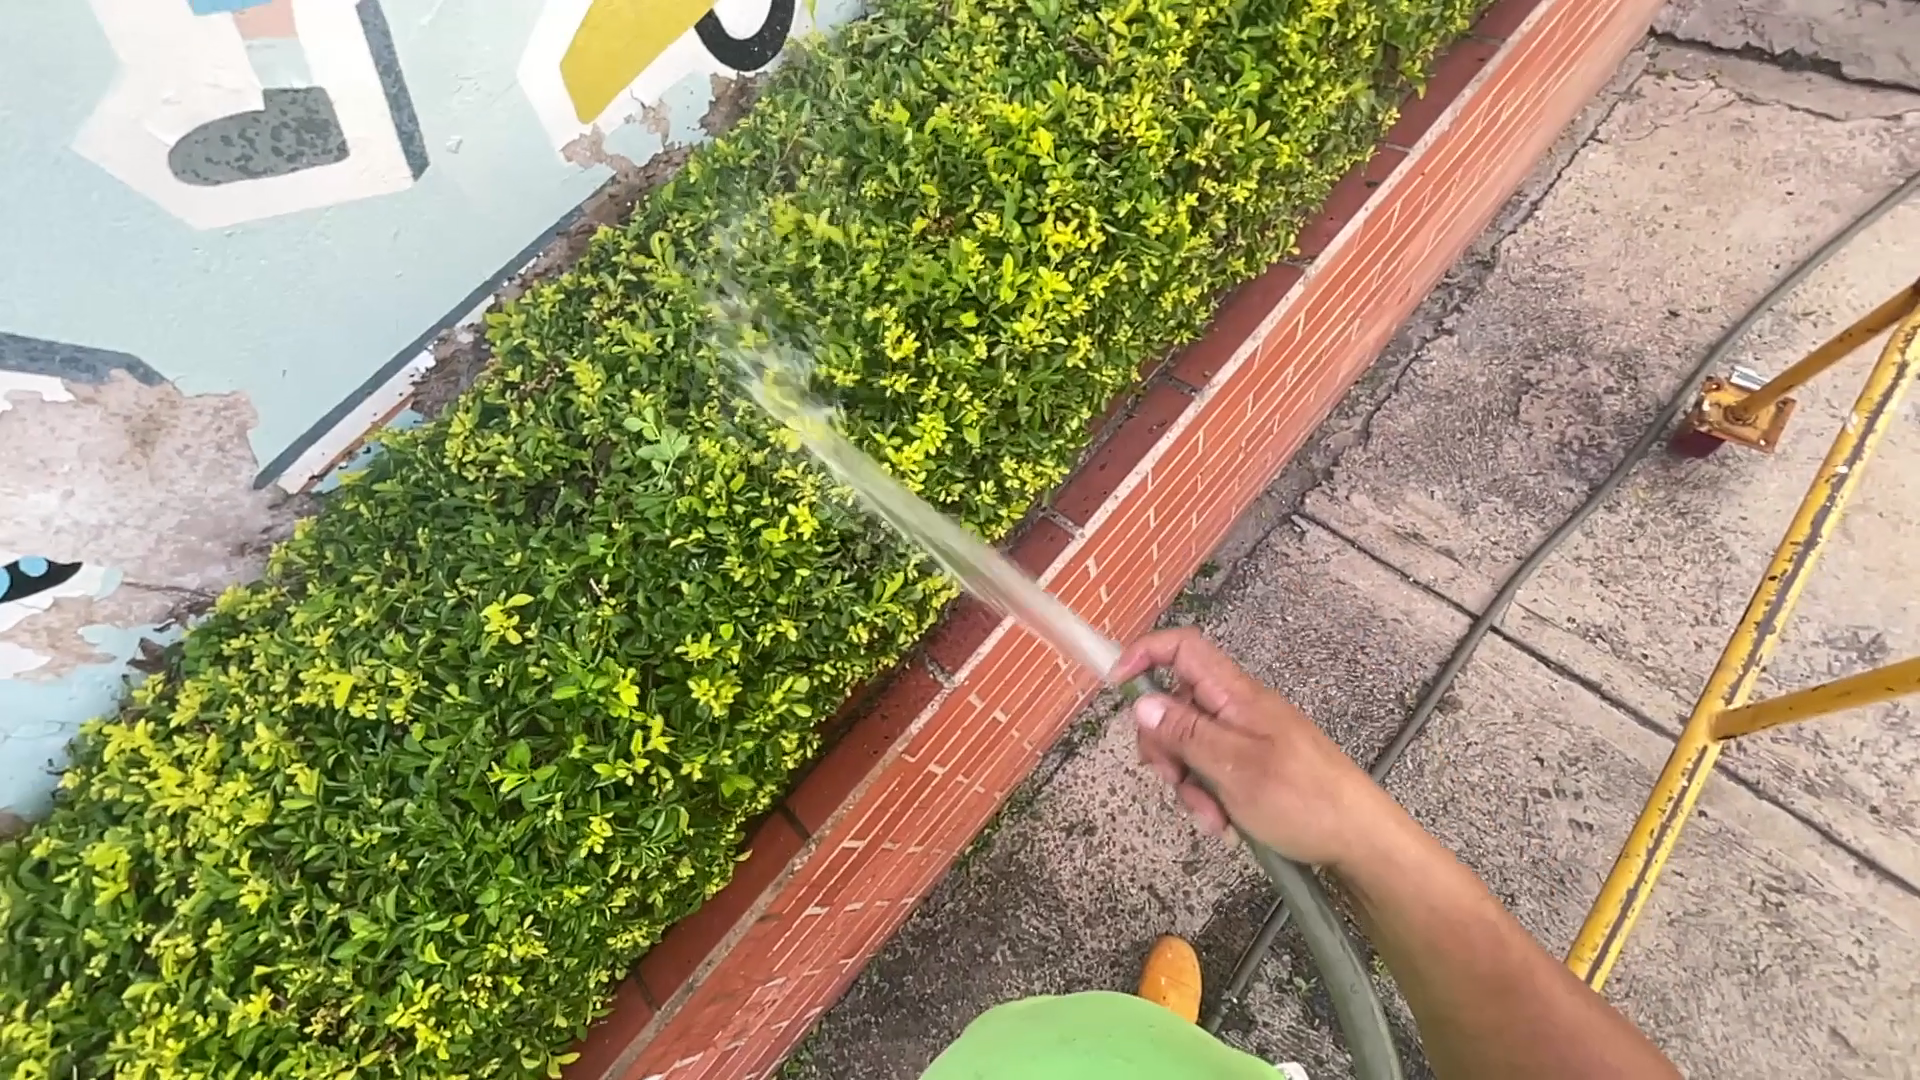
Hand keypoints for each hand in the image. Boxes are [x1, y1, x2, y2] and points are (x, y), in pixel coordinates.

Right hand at [1111, 627, 1399, 870]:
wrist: (1364, 844)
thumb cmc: (1306, 802)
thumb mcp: (1235, 769)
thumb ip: (1185, 733)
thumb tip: (1141, 702)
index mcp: (1235, 695)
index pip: (1182, 647)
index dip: (1144, 654)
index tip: (1117, 687)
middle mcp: (1237, 708)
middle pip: (1174, 702)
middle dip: (1162, 742)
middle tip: (1170, 778)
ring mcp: (1245, 737)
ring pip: (1188, 742)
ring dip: (1186, 780)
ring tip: (1211, 817)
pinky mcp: (1251, 765)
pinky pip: (1210, 768)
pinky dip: (1207, 793)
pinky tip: (1225, 822)